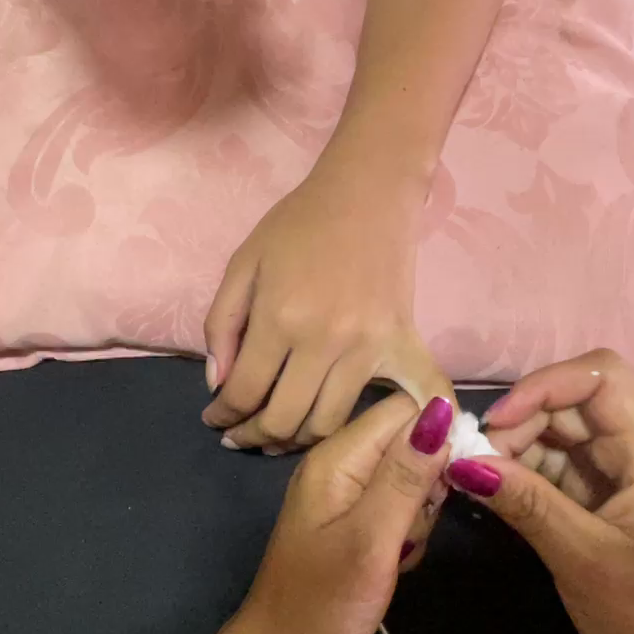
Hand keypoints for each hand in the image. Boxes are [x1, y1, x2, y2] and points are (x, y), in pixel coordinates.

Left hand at [201, 138, 453, 451]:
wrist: (366, 192)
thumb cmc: (298, 224)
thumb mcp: (243, 264)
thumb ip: (222, 326)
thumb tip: (219, 386)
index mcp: (279, 319)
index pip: (244, 393)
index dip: (224, 416)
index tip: (217, 420)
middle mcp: (325, 342)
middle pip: (285, 419)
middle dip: (254, 437)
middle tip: (243, 436)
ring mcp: (370, 347)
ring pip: (330, 422)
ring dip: (300, 440)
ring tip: (282, 436)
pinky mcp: (405, 343)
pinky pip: (417, 395)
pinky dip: (408, 425)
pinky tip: (390, 441)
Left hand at [214, 395, 454, 633]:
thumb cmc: (323, 603)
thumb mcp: (372, 540)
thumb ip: (405, 477)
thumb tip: (441, 412)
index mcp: (337, 457)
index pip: (403, 408)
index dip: (440, 432)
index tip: (457, 477)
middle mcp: (338, 463)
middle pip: (409, 441)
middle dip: (430, 481)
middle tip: (414, 528)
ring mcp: (343, 492)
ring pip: (409, 477)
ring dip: (420, 512)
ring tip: (401, 550)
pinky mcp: (351, 518)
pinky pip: (396, 506)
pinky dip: (407, 531)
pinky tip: (394, 561)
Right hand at [438, 351, 633, 633]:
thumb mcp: (583, 559)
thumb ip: (525, 503)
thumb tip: (460, 461)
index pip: (601, 377)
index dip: (544, 386)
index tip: (496, 425)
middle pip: (572, 401)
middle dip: (520, 422)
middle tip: (478, 464)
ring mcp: (620, 472)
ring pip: (557, 431)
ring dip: (514, 448)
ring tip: (480, 482)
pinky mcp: (600, 495)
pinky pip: (554, 463)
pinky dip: (521, 471)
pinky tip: (494, 492)